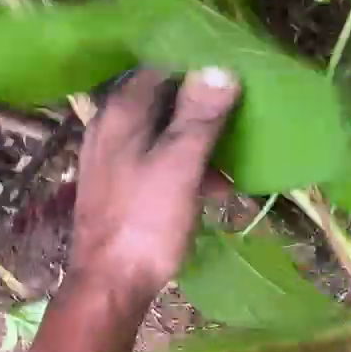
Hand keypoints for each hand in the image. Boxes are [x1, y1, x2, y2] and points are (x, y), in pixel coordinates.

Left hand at [69, 67, 240, 303]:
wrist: (111, 283)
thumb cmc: (146, 222)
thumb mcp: (180, 166)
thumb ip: (200, 118)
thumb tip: (221, 68)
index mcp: (122, 112)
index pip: (161, 68)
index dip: (197, 68)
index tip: (234, 76)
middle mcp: (109, 127)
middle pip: (161, 101)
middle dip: (201, 107)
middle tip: (240, 115)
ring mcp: (112, 159)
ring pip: (161, 134)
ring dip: (197, 142)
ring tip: (233, 159)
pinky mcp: (119, 188)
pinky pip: (156, 163)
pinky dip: (184, 167)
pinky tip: (211, 187)